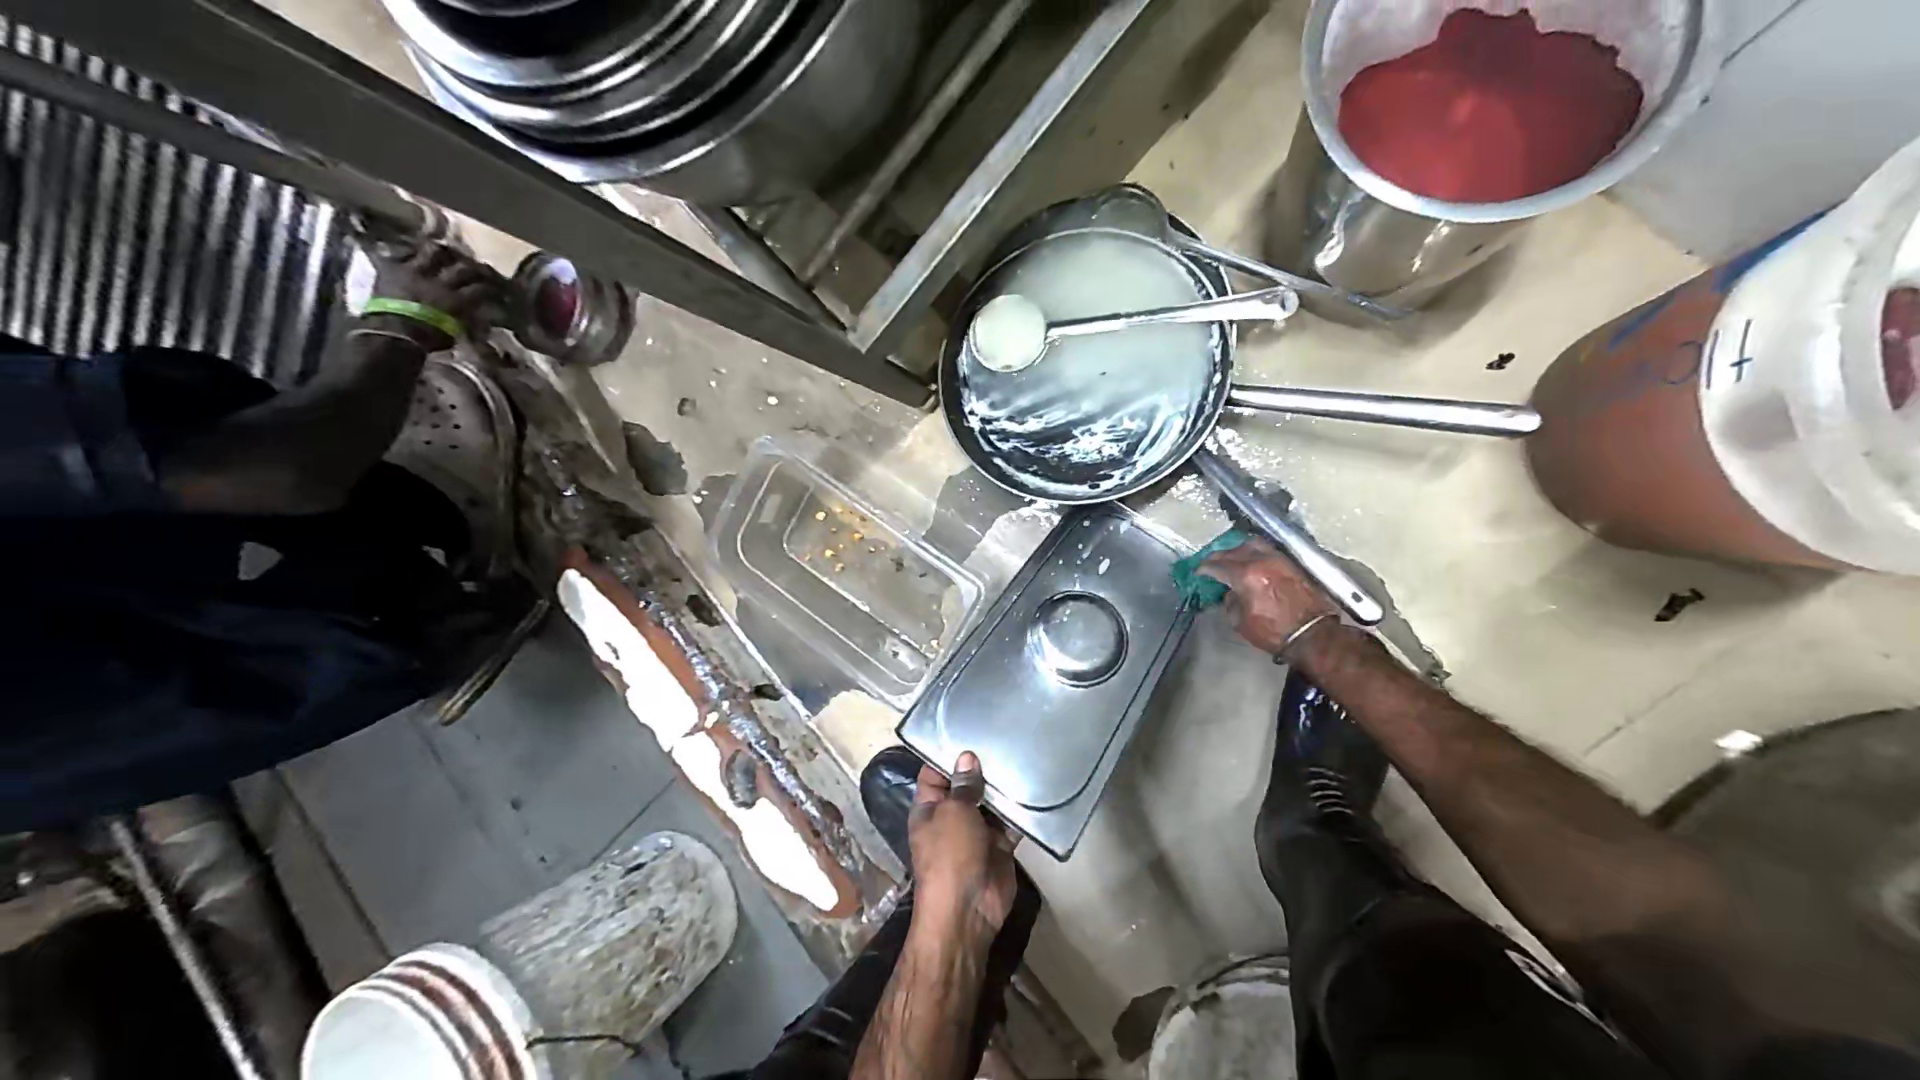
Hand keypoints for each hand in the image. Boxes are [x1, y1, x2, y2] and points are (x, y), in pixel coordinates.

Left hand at [366, 240, 506, 348]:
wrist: (393, 333)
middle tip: (477, 267)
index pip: (481, 289)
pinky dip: (407, 253)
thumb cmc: (428, 339)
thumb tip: (478, 314)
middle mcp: (440, 282)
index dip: (491, 287)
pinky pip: (400, 254)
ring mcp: (416, 272)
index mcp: (458, 300)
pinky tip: (411, 254)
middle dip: (472, 267)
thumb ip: (466, 319)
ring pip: (432, 252)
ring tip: (445, 252)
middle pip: (463, 268)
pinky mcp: (393, 269)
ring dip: (440, 252)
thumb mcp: (455, 331)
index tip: (496, 288)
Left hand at [909, 752, 1017, 946]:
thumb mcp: (952, 812)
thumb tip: (967, 756)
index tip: (969, 729)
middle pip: (967, 785)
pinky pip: (1011, 822)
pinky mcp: (999, 846)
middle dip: (983, 767)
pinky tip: (1036, 785)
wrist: (968, 909)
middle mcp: (951, 816)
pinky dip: (1020, 810)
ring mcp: (976, 832)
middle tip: (1004, 735)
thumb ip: (963, 785)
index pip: (935, 772)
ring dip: (1003, 787)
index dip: (948, 753)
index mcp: (929, 807)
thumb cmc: (950, 854)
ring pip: (991, 802)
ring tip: (1023, 752)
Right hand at [1199, 537, 1339, 655]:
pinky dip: (1254, 552)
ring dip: (1238, 550)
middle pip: (1233, 551)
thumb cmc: (1273, 632)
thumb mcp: (1240, 622)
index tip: (1199, 572)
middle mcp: (1260, 561)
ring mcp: (1278, 559)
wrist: (1312, 634)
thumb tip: (1231, 592)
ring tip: (1232, 558)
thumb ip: (1230, 602)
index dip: (1204, 568)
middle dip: (1218, 557)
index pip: (1217, 565)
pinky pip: (1267, 550)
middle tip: (1211, 564)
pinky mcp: (1290, 563)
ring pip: (1251, 544)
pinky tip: (1251, 560)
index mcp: (1245, 575)